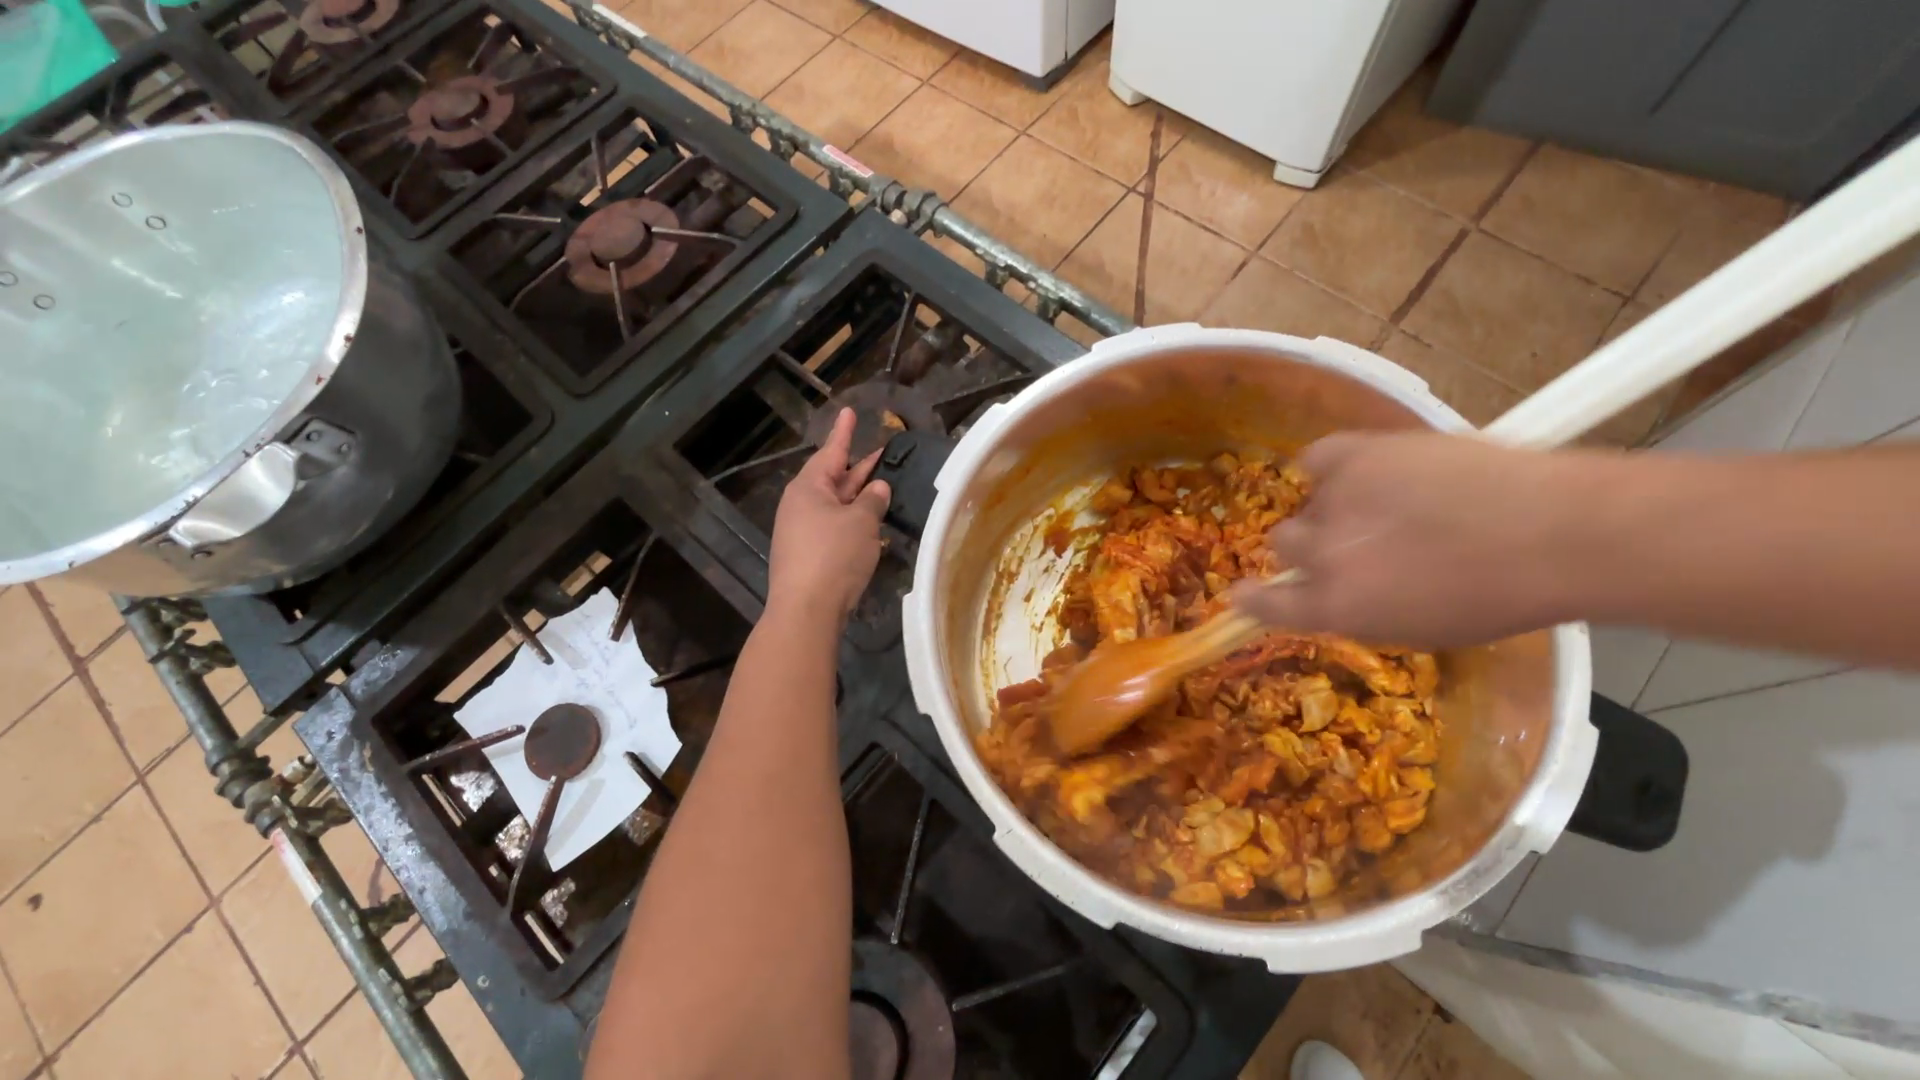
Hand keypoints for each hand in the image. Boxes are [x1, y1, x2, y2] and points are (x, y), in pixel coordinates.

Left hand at [767, 408, 891, 621]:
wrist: (806, 610)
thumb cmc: (833, 556)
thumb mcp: (861, 523)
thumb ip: (873, 501)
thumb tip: (878, 488)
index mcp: (808, 488)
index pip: (831, 451)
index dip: (844, 432)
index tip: (849, 412)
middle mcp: (801, 505)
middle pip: (833, 478)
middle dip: (857, 467)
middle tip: (880, 452)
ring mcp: (801, 531)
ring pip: (835, 505)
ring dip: (858, 495)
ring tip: (881, 483)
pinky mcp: (808, 555)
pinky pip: (833, 526)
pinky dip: (852, 519)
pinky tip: (869, 521)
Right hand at [1232, 432, 1615, 646]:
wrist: (1556, 533)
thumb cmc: (1503, 597)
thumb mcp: (1422, 627)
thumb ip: (1363, 611)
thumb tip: (1338, 595)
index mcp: (1336, 607)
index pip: (1266, 602)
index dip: (1252, 598)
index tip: (1242, 594)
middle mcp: (1323, 555)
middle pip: (1285, 543)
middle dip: (1313, 547)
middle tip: (1356, 542)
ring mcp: (1335, 500)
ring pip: (1310, 502)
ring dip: (1336, 506)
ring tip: (1390, 501)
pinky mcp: (1355, 454)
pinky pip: (1317, 457)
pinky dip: (1331, 465)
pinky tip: (1364, 469)